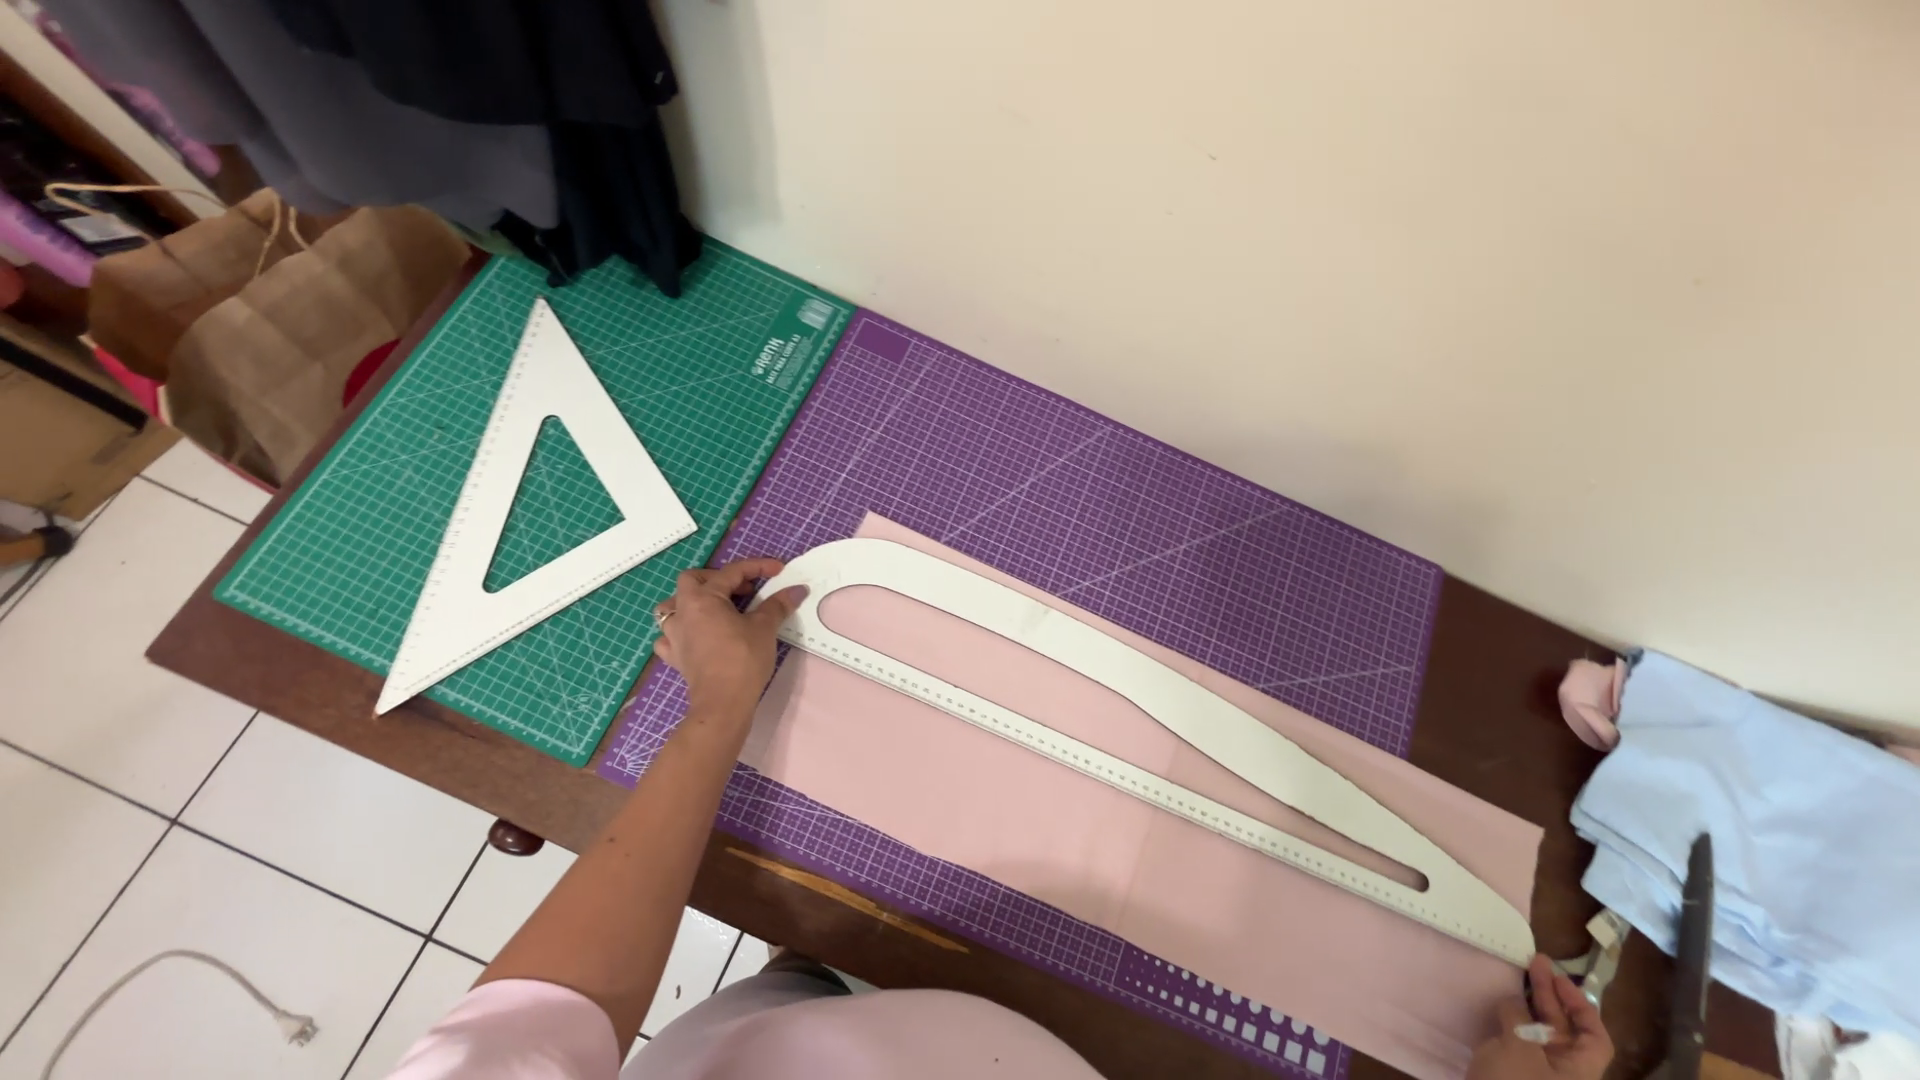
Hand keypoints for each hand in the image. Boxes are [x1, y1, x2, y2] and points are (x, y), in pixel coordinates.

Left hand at [651, 557, 805, 715]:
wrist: (723, 703)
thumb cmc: (743, 659)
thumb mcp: (765, 627)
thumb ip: (778, 604)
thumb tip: (797, 589)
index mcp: (703, 598)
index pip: (732, 572)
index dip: (758, 567)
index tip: (778, 570)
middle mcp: (682, 611)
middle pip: (692, 580)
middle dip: (716, 578)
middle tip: (742, 590)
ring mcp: (673, 635)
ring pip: (673, 607)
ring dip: (693, 603)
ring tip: (715, 610)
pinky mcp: (674, 657)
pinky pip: (670, 636)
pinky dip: (682, 632)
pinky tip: (697, 637)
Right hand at [1465, 954, 1613, 1079]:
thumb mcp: (1518, 1049)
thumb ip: (1518, 1018)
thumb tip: (1513, 1001)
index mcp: (1578, 1069)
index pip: (1595, 1037)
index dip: (1582, 1007)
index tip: (1560, 978)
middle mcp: (1562, 1069)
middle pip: (1565, 1028)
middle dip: (1551, 995)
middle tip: (1535, 962)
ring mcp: (1536, 1071)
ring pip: (1539, 1032)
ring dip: (1529, 1003)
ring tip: (1517, 975)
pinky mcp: (1512, 1072)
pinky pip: (1518, 1039)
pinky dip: (1512, 1019)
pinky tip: (1499, 1004)